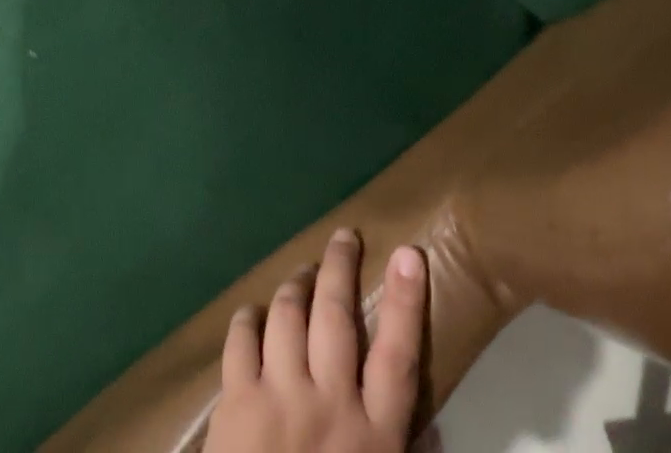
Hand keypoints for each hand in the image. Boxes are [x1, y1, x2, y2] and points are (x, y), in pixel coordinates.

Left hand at [206, 229, 428, 452]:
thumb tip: (434, 433)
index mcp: (376, 432)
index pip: (400, 353)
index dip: (405, 300)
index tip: (409, 254)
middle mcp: (332, 402)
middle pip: (337, 316)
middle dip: (342, 267)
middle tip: (344, 237)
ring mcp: (281, 397)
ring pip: (290, 316)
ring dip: (296, 285)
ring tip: (302, 273)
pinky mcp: (236, 401)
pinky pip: (243, 339)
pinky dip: (249, 318)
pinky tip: (254, 312)